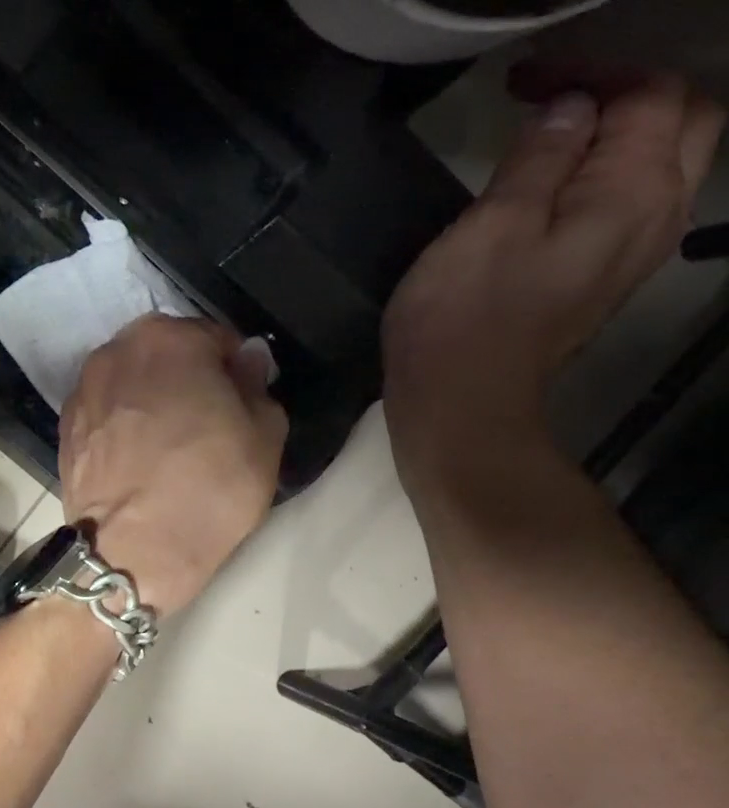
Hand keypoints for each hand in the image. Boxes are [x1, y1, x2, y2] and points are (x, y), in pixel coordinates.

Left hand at [59, 314, 286, 617]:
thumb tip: (244, 361)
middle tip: (205, 418)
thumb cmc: (210, 486)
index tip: (239, 397)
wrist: (132, 549)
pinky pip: (103, 411)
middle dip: (183, 375)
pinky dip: (120, 422)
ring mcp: (81, 392)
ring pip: (127, 381)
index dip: (230, 367)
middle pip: (160, 353)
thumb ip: (254, 384)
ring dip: (148, 397)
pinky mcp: (63, 428)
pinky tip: (138, 455)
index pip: (211, 337)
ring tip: (169, 440)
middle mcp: (113, 354)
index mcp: (166, 340)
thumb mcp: (264, 431)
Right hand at [383, 63, 724, 462]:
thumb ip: (537, 160)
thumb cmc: (463, 315)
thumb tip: (568, 108)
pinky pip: (631, 197)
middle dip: (624, 93)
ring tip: (546, 130)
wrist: (462, 400)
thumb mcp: (489, 227)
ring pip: (661, 159)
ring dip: (615, 131)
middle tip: (549, 95)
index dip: (591, 73)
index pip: (649, 97)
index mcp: (635, 192)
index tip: (519, 81)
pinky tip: (552, 180)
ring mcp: (636, 247)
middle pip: (680, 121)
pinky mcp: (603, 273)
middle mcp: (659, 211)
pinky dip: (602, 169)